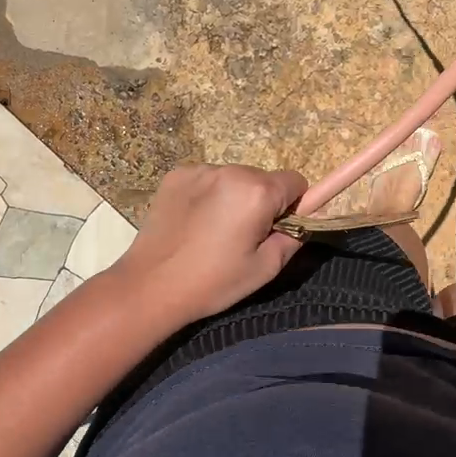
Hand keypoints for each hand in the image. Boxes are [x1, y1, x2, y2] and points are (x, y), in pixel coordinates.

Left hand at [105, 164, 307, 324]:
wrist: (149, 286)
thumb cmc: (213, 282)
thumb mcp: (265, 268)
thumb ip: (294, 237)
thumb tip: (306, 220)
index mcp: (257, 192)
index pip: (296, 182)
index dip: (292, 206)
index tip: (274, 230)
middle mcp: (231, 171)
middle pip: (264, 179)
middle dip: (262, 201)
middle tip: (242, 236)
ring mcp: (200, 170)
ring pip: (236, 178)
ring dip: (235, 197)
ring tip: (214, 231)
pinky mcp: (177, 174)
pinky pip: (209, 178)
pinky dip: (210, 194)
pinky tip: (195, 221)